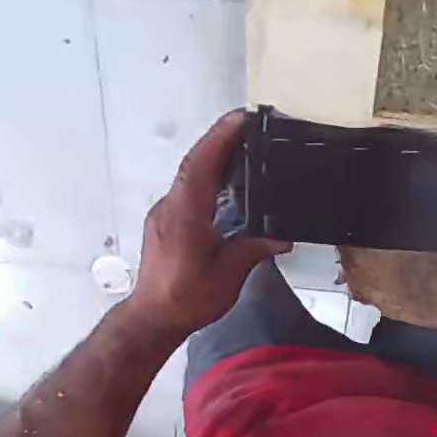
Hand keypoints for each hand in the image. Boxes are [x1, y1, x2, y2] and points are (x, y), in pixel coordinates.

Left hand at [125, 110, 289, 336]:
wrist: (153, 317)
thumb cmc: (189, 298)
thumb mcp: (228, 275)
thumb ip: (253, 250)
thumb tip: (282, 237)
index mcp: (185, 214)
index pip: (200, 166)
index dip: (219, 138)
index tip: (241, 118)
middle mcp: (172, 206)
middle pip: (195, 163)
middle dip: (221, 139)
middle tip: (251, 126)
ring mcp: (167, 213)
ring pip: (191, 175)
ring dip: (216, 157)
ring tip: (246, 149)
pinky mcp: (168, 222)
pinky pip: (190, 189)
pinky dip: (210, 176)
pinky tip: (230, 183)